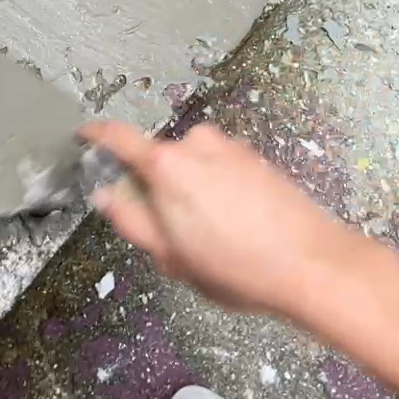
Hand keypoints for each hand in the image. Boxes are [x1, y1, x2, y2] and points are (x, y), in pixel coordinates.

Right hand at [78, 120, 369, 320]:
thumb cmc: (236, 265)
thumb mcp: (170, 255)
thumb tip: (104, 194)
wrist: (316, 264)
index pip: (118, 137)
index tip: (83, 135)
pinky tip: (238, 227)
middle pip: (158, 159)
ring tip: (214, 238)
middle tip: (173, 234)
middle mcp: (195, 142)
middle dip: (157, 189)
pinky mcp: (253, 156)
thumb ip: (130, 220)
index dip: (95, 134)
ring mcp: (228, 145)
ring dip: (190, 191)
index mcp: (166, 163)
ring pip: (190, 165)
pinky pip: (218, 167)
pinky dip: (216, 190)